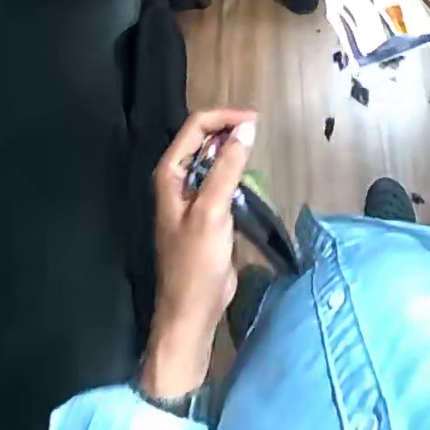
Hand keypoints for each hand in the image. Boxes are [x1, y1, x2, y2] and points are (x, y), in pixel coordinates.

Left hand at [142, 108, 257, 397]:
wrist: (192, 311)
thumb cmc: (196, 262)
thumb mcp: (212, 211)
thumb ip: (228, 168)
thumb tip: (247, 129)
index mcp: (170, 172)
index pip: (196, 127)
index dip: (224, 118)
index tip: (255, 121)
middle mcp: (178, 177)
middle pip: (204, 138)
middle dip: (230, 129)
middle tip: (258, 131)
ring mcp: (192, 194)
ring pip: (214, 158)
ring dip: (234, 150)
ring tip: (257, 148)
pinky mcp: (207, 210)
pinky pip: (222, 179)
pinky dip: (237, 171)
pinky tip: (251, 176)